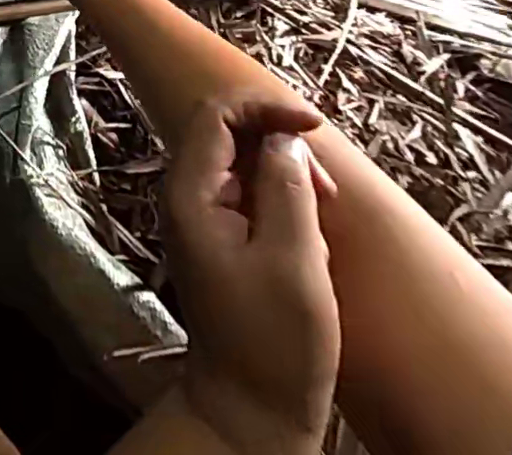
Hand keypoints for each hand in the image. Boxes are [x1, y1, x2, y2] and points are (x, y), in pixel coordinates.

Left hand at [165, 102, 338, 454]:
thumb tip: (284, 137)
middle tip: (325, 187)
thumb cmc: (273, 340)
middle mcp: (186, 192)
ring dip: (286, 172)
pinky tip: (308, 235)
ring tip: (322, 214)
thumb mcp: (294, 260)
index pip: (216, 114)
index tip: (315, 125)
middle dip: (279, 142)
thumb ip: (287, 187)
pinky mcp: (219, 228)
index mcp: (190, 192)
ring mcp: (200, 210)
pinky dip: (283, 197)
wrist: (248, 404)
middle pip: (228, 131)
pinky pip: (249, 189)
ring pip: (242, 158)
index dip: (265, 107)